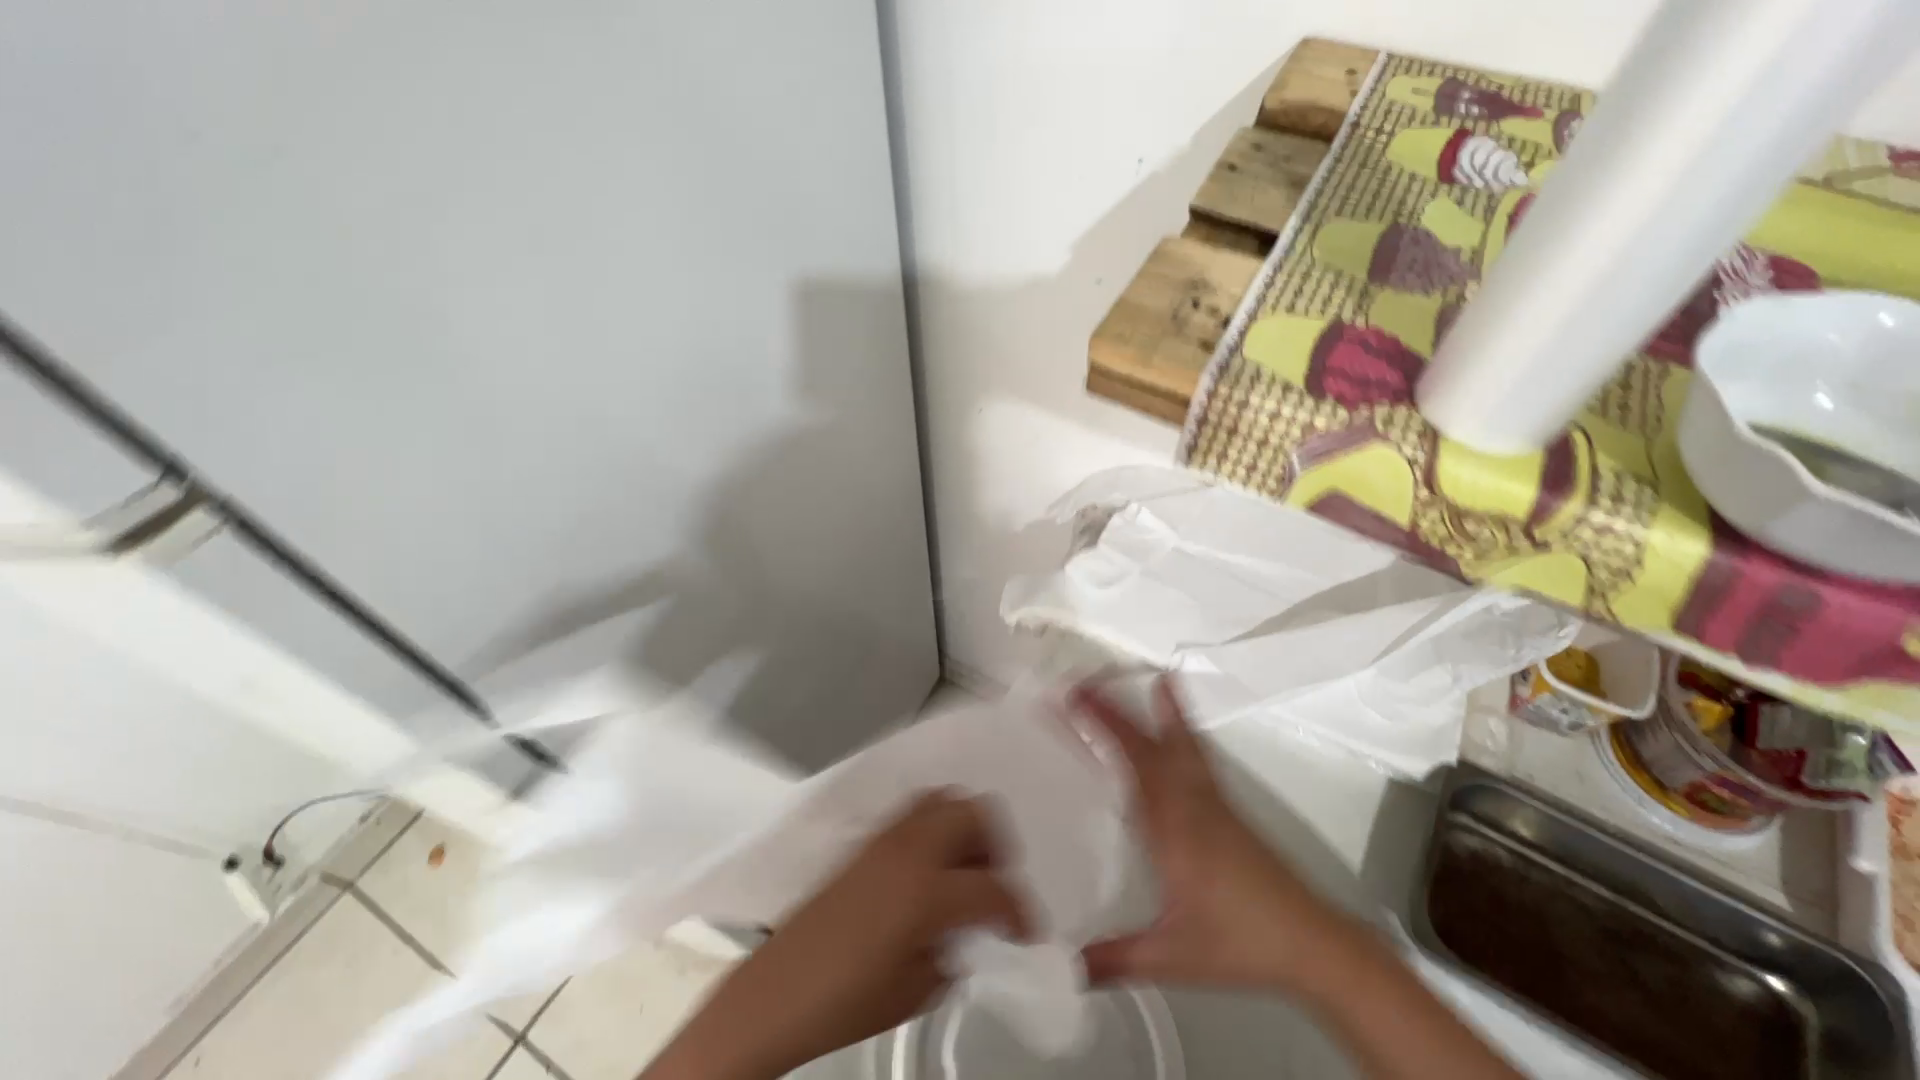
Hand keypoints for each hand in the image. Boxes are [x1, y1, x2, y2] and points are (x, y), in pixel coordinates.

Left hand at [645, 791, 1031, 1079]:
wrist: (774, 995)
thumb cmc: (845, 1001)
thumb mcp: (919, 989)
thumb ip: (959, 952)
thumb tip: (976, 934)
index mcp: (926, 891)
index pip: (995, 887)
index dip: (1020, 912)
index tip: (1025, 933)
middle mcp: (907, 850)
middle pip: (973, 812)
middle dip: (997, 846)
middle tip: (996, 886)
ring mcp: (882, 840)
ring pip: (941, 801)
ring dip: (964, 830)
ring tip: (964, 874)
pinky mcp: (863, 844)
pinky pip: (912, 815)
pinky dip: (935, 830)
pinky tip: (930, 874)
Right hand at [1071, 677, 1351, 992]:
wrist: (1313, 946)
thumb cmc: (1241, 944)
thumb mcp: (1171, 957)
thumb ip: (1114, 960)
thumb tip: (1060, 966)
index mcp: (1175, 828)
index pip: (1134, 764)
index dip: (1104, 727)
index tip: (1074, 699)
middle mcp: (1196, 807)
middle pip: (1158, 744)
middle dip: (1123, 709)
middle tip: (1094, 681)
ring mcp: (1218, 809)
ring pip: (1187, 749)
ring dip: (1166, 715)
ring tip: (1157, 681)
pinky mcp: (1233, 819)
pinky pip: (1202, 765)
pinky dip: (1188, 739)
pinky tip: (1184, 741)